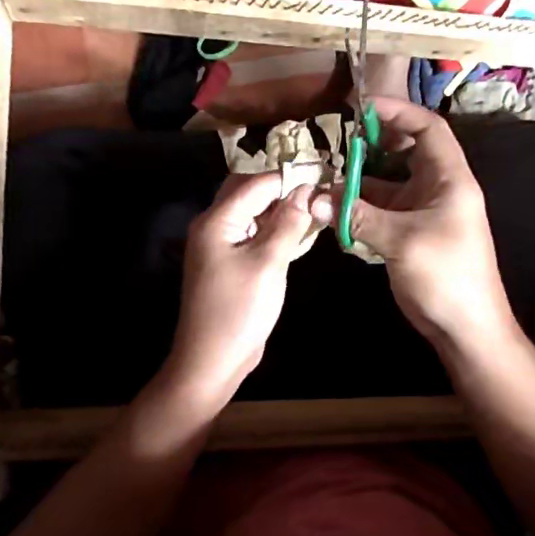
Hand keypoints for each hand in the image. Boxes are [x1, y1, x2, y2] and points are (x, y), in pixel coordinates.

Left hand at [168, 173, 321, 395]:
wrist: (212, 360)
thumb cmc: (239, 310)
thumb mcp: (269, 263)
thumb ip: (288, 224)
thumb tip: (306, 191)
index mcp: (217, 221)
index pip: (255, 183)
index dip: (288, 177)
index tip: (323, 175)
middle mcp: (213, 227)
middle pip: (247, 192)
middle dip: (281, 188)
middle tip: (316, 191)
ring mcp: (219, 246)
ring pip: (251, 213)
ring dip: (278, 209)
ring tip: (313, 209)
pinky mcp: (229, 264)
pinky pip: (252, 234)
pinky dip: (273, 229)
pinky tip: (298, 234)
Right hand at [309, 97, 514, 347]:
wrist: (467, 329)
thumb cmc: (446, 278)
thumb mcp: (401, 241)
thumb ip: (358, 215)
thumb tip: (315, 198)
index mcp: (450, 179)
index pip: (428, 128)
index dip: (397, 112)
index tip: (361, 109)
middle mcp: (438, 189)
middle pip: (407, 151)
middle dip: (373, 145)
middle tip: (341, 144)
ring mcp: (424, 212)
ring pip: (389, 183)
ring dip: (360, 182)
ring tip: (327, 181)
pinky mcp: (410, 234)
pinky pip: (382, 210)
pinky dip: (360, 209)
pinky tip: (334, 212)